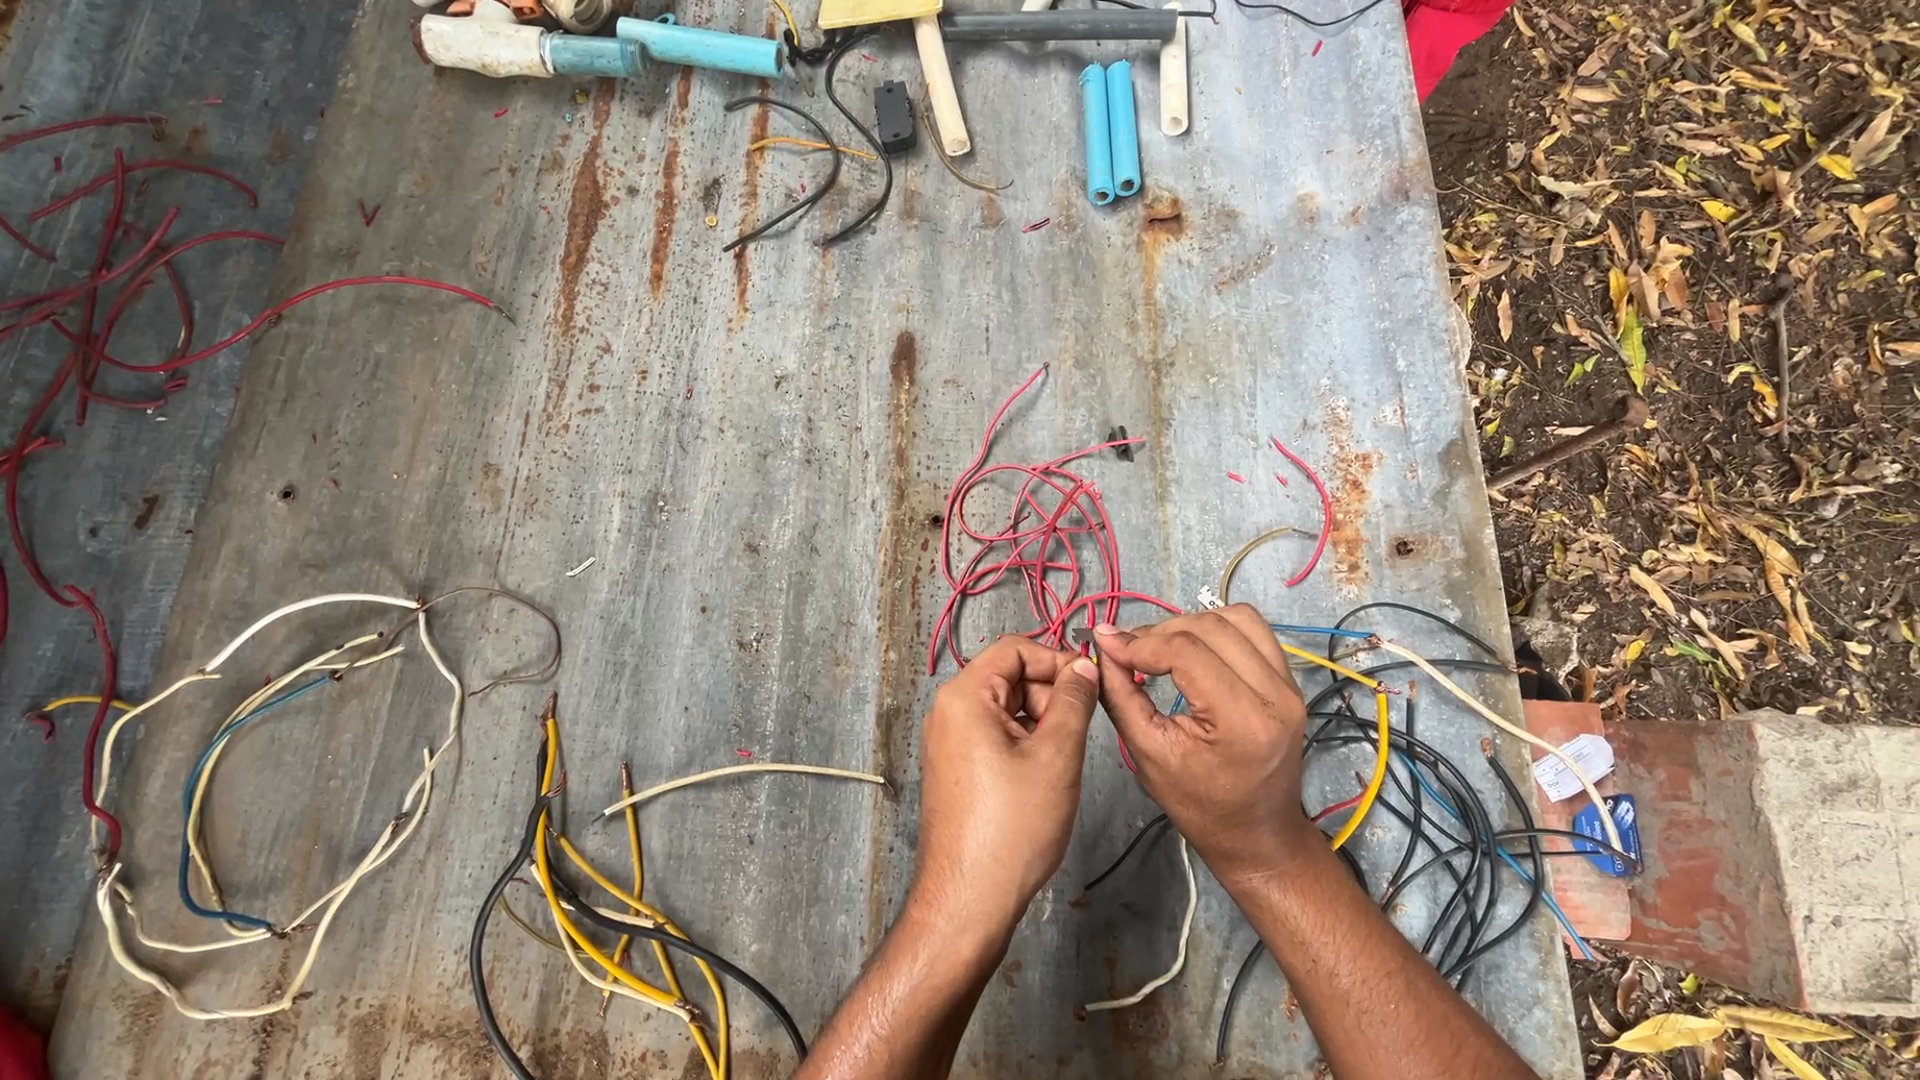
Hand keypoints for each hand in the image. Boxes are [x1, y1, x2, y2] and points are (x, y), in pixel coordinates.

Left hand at [913, 637, 1101, 929]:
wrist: (970, 897)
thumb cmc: (1014, 825)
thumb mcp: (1056, 754)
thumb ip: (1074, 701)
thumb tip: (1085, 666)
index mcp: (964, 696)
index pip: (1014, 648)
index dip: (1056, 659)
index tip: (1092, 683)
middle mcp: (949, 711)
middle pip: (1009, 676)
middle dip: (1050, 693)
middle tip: (1080, 730)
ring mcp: (950, 741)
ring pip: (1007, 707)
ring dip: (1042, 720)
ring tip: (1064, 758)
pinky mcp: (958, 768)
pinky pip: (996, 734)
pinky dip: (1026, 741)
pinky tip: (1045, 773)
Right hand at [1092, 605, 1317, 887]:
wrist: (1257, 834)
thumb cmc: (1200, 805)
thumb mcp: (1147, 753)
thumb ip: (1121, 693)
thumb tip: (1103, 643)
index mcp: (1242, 720)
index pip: (1185, 652)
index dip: (1140, 642)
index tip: (1107, 645)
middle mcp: (1276, 695)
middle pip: (1209, 627)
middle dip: (1159, 631)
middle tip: (1127, 649)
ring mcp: (1289, 685)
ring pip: (1235, 618)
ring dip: (1189, 623)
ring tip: (1160, 646)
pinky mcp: (1290, 680)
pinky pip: (1253, 629)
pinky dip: (1217, 627)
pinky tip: (1192, 647)